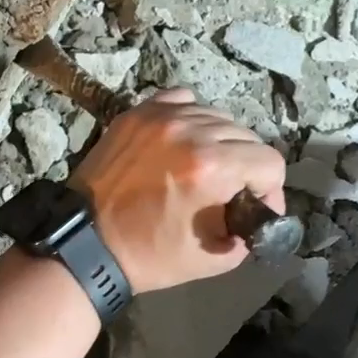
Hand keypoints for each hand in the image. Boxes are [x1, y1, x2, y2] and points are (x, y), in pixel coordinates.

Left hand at [71, 88, 285, 293]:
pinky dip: (190, 116)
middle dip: (247, 165)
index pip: (269, 161)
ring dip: (220, 140)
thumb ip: (248, 228)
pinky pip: (180, 100)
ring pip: (215, 115)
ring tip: (205, 165)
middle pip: (245, 135)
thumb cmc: (150, 254)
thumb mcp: (214, 256)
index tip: (255, 205)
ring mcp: (159, 118)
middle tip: (230, 189)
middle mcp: (189, 132)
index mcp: (211, 167)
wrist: (87, 240)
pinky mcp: (136, 113)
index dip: (270, 188)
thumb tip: (261, 210)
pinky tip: (184, 140)